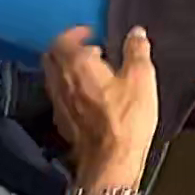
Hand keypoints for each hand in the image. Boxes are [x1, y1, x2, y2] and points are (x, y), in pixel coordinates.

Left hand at [43, 25, 159, 187]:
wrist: (111, 161)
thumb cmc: (127, 117)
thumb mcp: (142, 77)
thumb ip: (137, 51)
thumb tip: (136, 33)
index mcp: (78, 66)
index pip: (62, 41)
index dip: (74, 33)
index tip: (90, 32)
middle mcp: (62, 83)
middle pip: (52, 58)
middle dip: (67, 49)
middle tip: (89, 47)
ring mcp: (59, 105)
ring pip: (54, 78)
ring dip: (68, 68)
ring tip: (92, 69)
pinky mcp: (63, 123)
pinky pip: (60, 96)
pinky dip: (70, 87)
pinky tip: (90, 94)